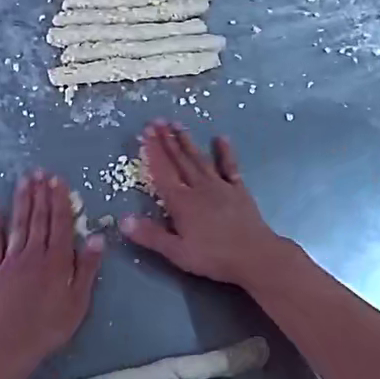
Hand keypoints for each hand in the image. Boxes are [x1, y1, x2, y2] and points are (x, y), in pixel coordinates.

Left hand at [0, 170, 104, 378]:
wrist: (10, 343)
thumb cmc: (50, 326)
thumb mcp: (78, 302)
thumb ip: (87, 268)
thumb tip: (98, 237)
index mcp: (57, 260)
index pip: (60, 223)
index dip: (59, 200)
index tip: (58, 180)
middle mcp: (34, 253)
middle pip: (39, 218)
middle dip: (40, 193)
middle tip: (40, 172)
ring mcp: (11, 259)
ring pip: (18, 224)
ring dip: (21, 201)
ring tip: (24, 180)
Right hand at [121, 121, 287, 286]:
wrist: (257, 257)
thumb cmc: (214, 257)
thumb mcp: (177, 252)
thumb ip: (150, 235)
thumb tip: (122, 220)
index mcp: (181, 201)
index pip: (162, 171)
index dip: (153, 151)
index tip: (146, 132)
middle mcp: (198, 187)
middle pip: (179, 160)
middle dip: (167, 140)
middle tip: (157, 121)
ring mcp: (220, 186)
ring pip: (199, 159)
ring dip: (187, 142)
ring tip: (178, 124)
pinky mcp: (239, 190)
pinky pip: (230, 167)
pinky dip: (225, 152)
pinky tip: (221, 138)